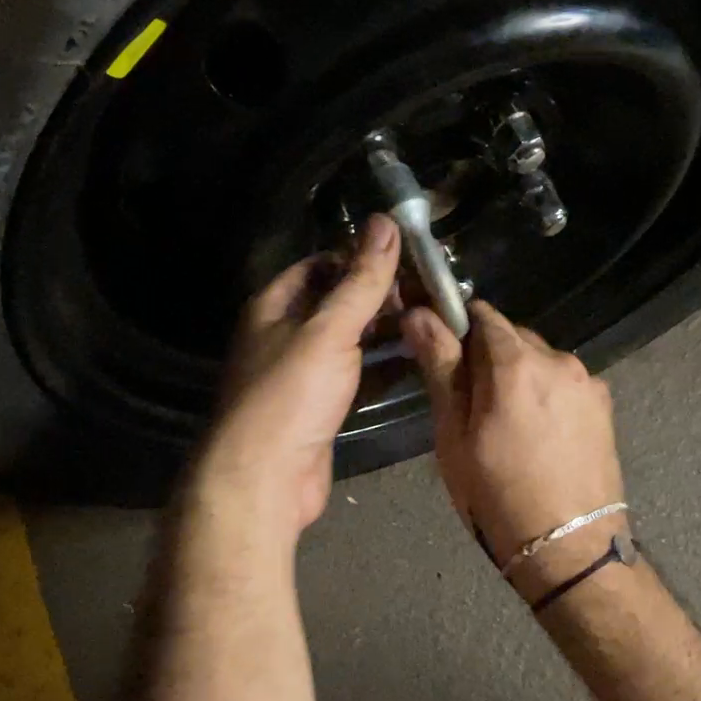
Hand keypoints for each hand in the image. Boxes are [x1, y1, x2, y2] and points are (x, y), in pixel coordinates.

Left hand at [190, 215, 401, 538]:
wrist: (266, 478)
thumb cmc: (291, 395)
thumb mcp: (329, 330)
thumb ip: (360, 281)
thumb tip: (385, 222)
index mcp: (274, 306)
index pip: (321, 265)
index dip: (361, 257)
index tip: (408, 258)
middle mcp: (285, 335)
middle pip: (338, 302)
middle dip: (381, 296)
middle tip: (431, 292)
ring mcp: (303, 374)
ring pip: (351, 341)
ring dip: (387, 332)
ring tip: (435, 320)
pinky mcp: (321, 407)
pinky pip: (357, 375)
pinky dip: (384, 366)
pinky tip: (419, 359)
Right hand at [403, 300, 628, 599]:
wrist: (569, 547)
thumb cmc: (497, 496)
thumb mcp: (454, 436)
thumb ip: (441, 368)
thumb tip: (419, 314)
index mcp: (515, 363)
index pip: (481, 315)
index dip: (458, 330)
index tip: (446, 360)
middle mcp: (558, 359)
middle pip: (513, 336)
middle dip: (490, 358)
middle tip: (474, 407)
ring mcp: (588, 382)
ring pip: (541, 360)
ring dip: (521, 377)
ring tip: (510, 427)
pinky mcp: (605, 406)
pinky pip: (565, 383)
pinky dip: (548, 395)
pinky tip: (541, 436)